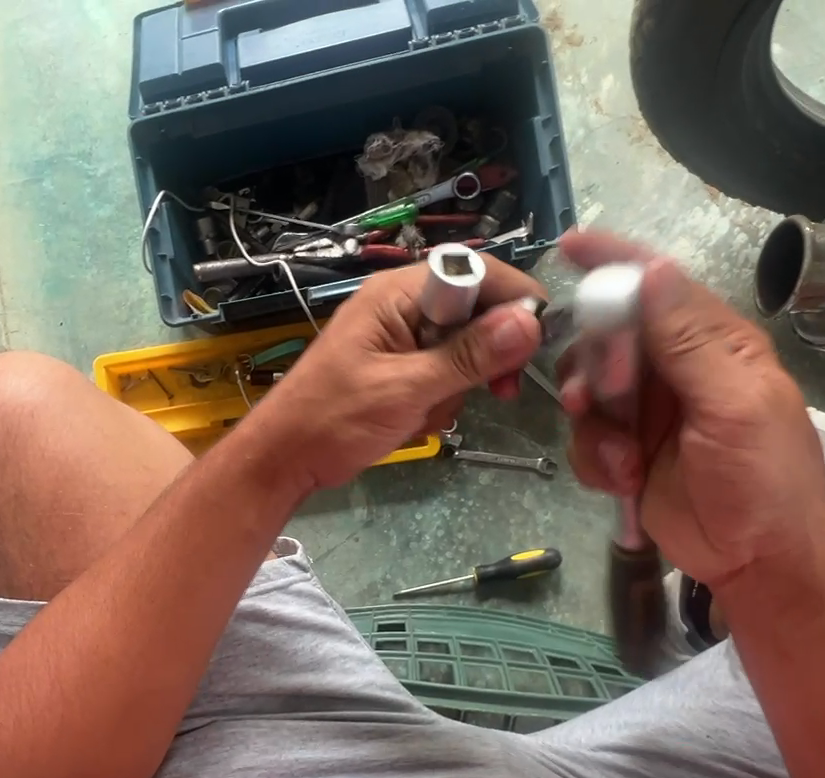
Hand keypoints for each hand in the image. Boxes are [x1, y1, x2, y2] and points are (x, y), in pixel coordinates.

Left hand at [243, 255, 543, 491]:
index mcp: (398, 294)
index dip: (512, 299)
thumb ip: (467, 357)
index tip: (538, 339)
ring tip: (430, 413)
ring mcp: (401, 339)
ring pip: (463, 351)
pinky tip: (418, 420)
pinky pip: (442, 375)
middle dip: (487, 356)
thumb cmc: (334, 418)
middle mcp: (403, 307)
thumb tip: (529, 323)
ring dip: (459, 387)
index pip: (474, 272)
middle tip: (499, 392)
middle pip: (475, 312)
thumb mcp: (405, 388)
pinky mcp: (400, 369)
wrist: (286, 458)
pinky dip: (440, 401)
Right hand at [560, 229, 824, 588]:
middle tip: (587, 399)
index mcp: (711, 344)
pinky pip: (585, 439)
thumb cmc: (763, 478)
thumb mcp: (733, 403)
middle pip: (606, 340)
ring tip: (619, 459)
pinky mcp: (625, 453)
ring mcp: (646, 413)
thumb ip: (689, 340)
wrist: (756, 560)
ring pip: (586, 393)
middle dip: (589, 369)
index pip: (658, 286)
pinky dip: (595, 460)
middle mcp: (674, 370)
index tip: (570, 247)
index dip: (615, 262)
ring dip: (593, 426)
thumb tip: (652, 269)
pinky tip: (621, 480)